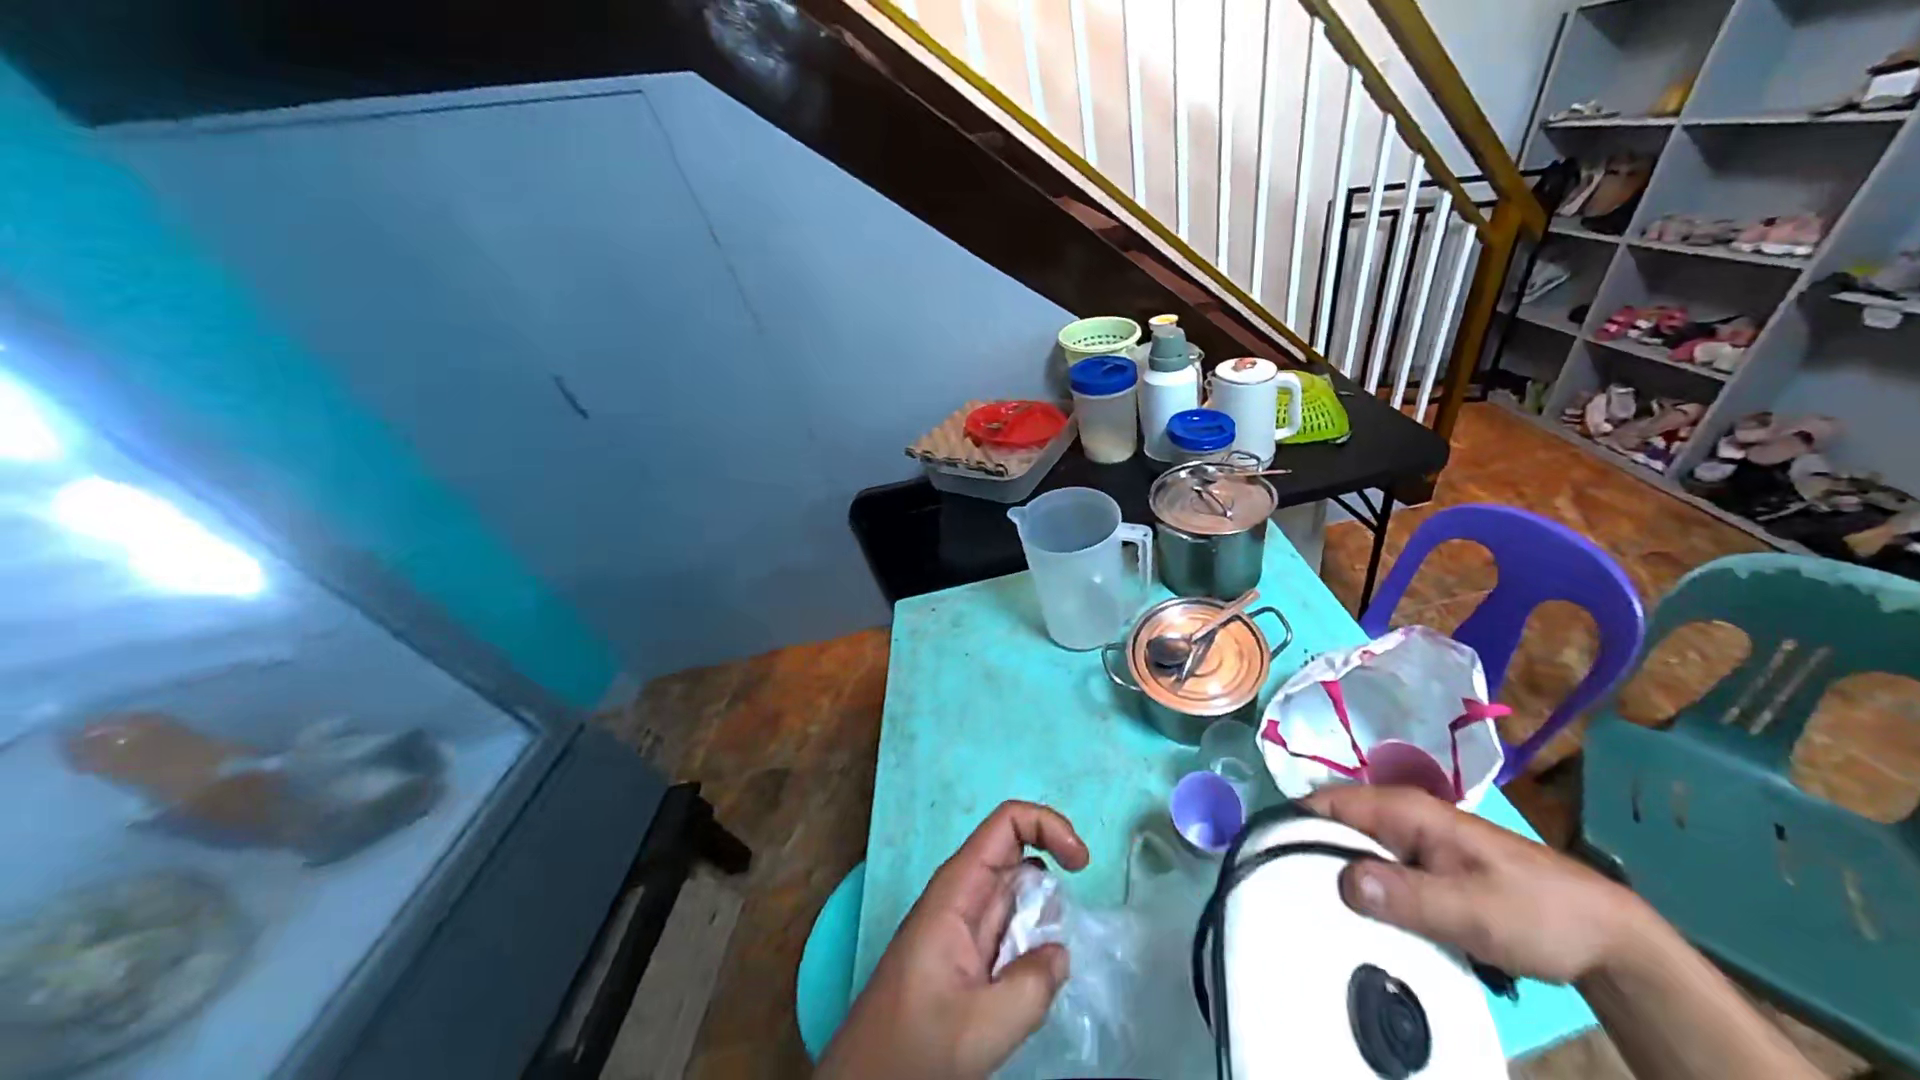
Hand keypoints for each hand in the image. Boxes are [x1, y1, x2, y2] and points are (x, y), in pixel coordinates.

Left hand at [817, 801, 1090, 1079]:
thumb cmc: (916, 1046)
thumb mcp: (984, 1024)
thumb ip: (1033, 985)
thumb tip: (1059, 952)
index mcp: (958, 889)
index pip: (1007, 823)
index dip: (1049, 826)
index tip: (1081, 866)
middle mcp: (961, 894)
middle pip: (1018, 858)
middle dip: (1048, 888)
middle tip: (1049, 940)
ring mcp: (963, 922)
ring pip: (1017, 896)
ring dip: (1040, 923)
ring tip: (1026, 974)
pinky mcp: (966, 951)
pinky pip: (1009, 930)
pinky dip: (1029, 946)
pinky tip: (1020, 987)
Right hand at [1305, 785, 1658, 983]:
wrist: (1608, 937)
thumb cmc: (1538, 912)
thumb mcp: (1473, 910)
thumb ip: (1407, 894)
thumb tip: (1341, 880)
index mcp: (1405, 810)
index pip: (1326, 803)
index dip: (1289, 823)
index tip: (1260, 858)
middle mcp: (1400, 817)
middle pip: (1332, 825)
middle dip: (1303, 852)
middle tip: (1276, 891)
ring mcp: (1412, 842)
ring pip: (1351, 849)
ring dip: (1329, 874)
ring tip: (1301, 908)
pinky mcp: (1422, 868)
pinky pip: (1373, 870)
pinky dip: (1356, 889)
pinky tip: (1347, 919)